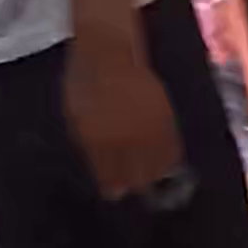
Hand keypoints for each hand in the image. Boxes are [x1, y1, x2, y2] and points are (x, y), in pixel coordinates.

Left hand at [63, 25, 184, 198]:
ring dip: (154, 175)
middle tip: (135, 188)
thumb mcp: (75, 117)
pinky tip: (168, 164)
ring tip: (152, 179)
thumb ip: (88, 147)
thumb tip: (103, 173)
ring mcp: (147, 130)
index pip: (109, 176)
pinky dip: (170, 159)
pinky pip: (172, 148)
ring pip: (157, 166)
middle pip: (136, 177)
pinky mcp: (166, 120)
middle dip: (135, 185)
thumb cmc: (85, 84)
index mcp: (97, 139)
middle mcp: (125, 138)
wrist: (110, 53)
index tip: (116, 194)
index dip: (113, 188)